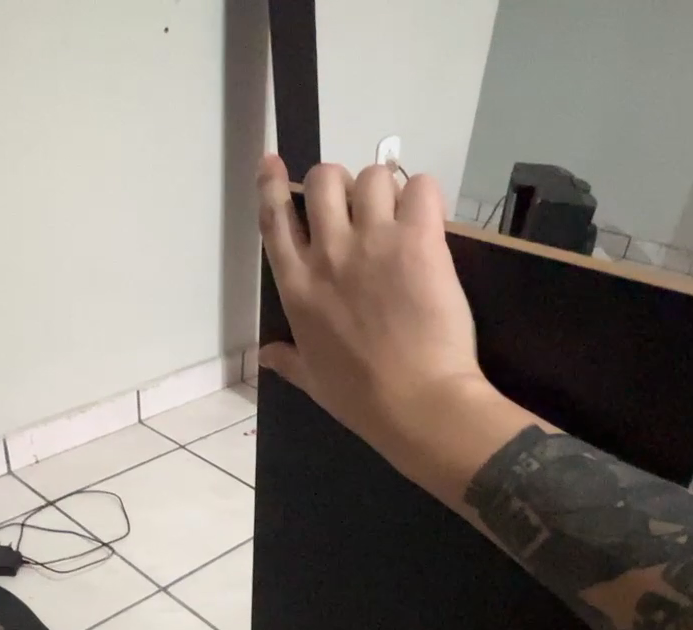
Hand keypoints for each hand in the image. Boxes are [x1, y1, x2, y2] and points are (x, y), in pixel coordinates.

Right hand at [255, 155, 486, 449]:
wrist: (416, 402)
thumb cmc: (360, 398)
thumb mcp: (313, 381)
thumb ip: (288, 360)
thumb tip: (265, 356)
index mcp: (297, 288)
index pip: (275, 219)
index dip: (272, 185)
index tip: (272, 164)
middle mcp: (328, 254)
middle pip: (322, 181)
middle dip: (337, 185)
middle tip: (357, 208)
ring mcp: (373, 242)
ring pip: (371, 177)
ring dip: (383, 190)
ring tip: (397, 216)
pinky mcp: (418, 239)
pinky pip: (419, 186)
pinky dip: (423, 195)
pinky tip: (427, 220)